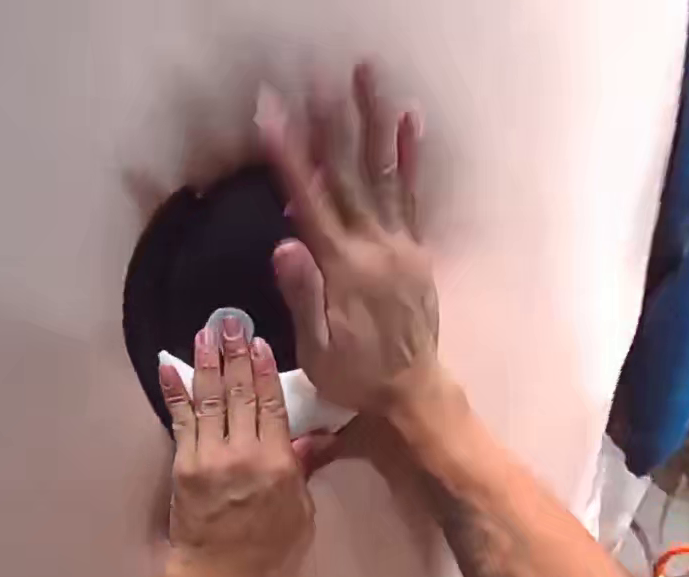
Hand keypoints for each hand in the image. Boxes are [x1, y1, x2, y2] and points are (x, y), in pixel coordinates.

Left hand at [159, 316, 315, 576]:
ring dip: (207, 362)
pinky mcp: (183, 463)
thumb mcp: (299, 509)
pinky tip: (169, 366)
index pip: (271, 403)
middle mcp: (243, 451)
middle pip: (240, 393)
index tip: (259, 341)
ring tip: (207, 332)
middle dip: (236, 353)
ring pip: (209, 399)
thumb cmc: (265, 542)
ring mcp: (209, 455)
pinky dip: (174, 392)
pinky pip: (180, 420)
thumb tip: (321, 433)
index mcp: (277, 461)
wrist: (217, 568)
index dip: (264, 370)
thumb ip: (305, 467)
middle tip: (231, 321)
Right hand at [257, 64, 443, 418]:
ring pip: (385, 174)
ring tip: (365, 76)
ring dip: (373, 122)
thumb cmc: (354, 376)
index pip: (311, 203)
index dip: (290, 159)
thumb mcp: (316, 349)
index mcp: (343, 270)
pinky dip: (410, 158)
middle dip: (328, 125)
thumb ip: (303, 296)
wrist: (410, 388)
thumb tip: (284, 243)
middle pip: (348, 177)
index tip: (272, 118)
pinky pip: (413, 197)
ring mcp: (400, 245)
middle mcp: (374, 247)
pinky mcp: (417, 251)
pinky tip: (409, 121)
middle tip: (315, 79)